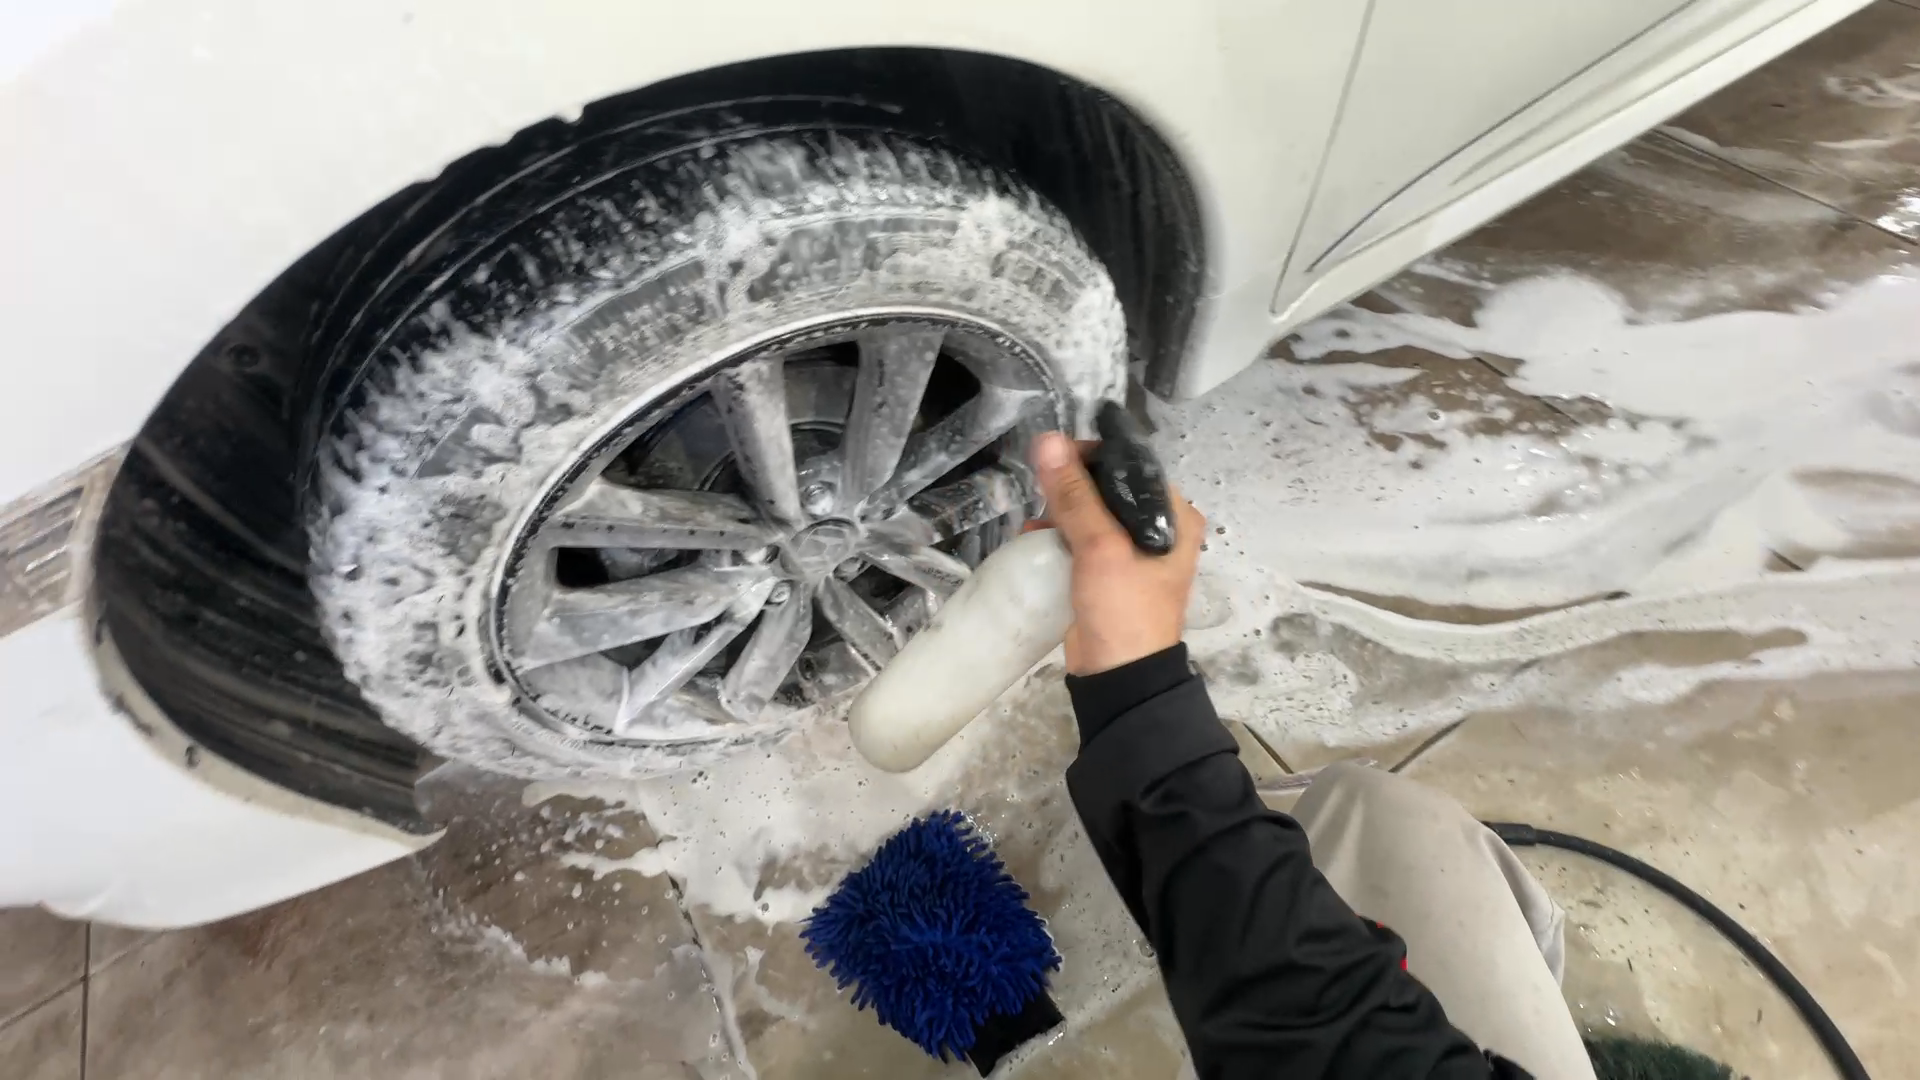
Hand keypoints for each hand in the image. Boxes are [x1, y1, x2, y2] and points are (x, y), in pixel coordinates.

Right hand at [1029, 431, 1205, 674]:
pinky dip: (1059, 535)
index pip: (1133, 467)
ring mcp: (1132, 552)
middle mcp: (1159, 529)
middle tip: (1042, 492)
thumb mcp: (1100, 547)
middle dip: (1072, 488)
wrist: (1119, 675)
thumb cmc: (1123, 607)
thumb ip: (1074, 495)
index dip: (1094, 456)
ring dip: (1061, 512)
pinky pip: (1081, 540)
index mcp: (1175, 517)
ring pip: (1091, 514)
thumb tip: (1048, 441)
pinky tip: (1035, 536)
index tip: (1056, 459)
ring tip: (1036, 519)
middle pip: (1109, 488)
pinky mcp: (1107, 572)